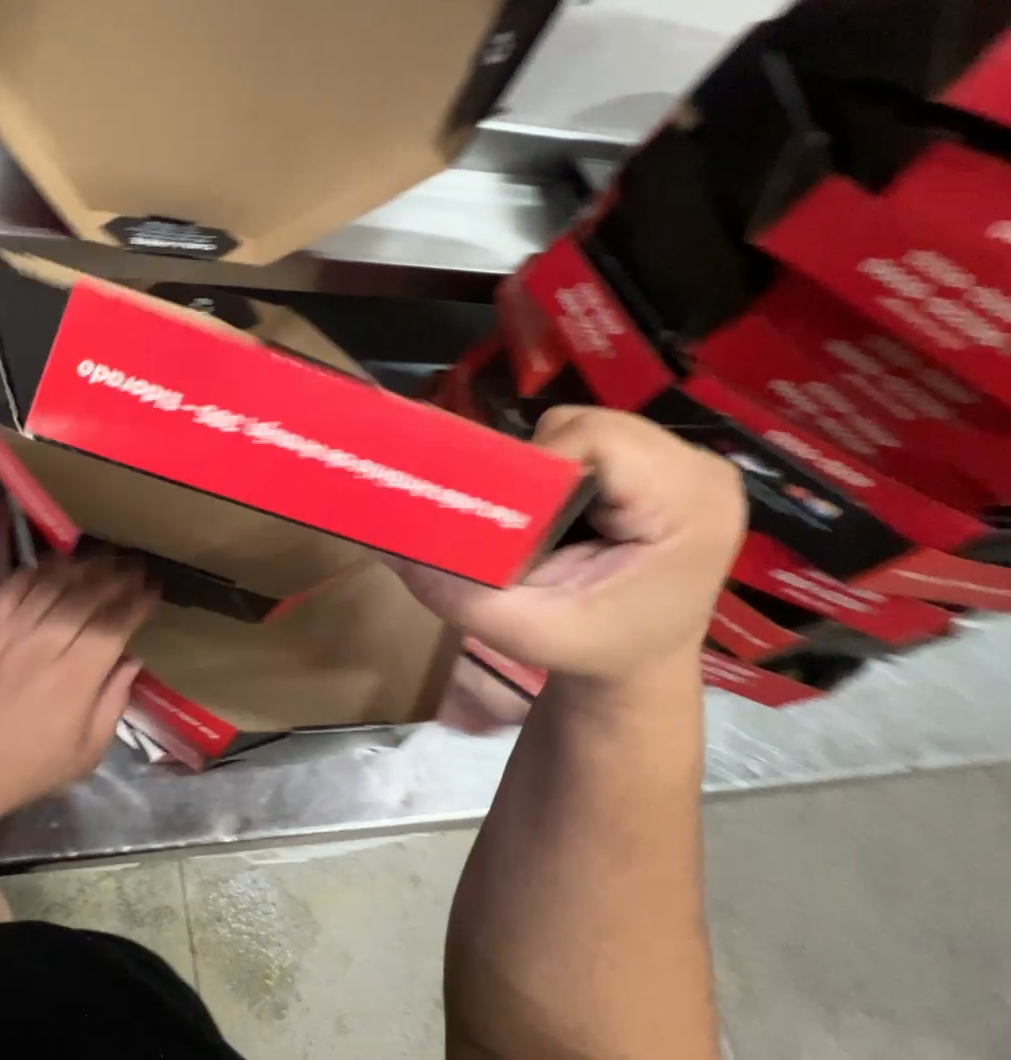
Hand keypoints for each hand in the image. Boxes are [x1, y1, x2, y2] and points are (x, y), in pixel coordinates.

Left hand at [0, 559, 157, 818]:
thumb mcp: (88, 752)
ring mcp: (12, 634)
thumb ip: (114, 702)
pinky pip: (12, 590)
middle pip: (85, 597)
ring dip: (79, 568)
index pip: (113, 625)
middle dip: (115, 577)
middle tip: (134, 566)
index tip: (153, 589)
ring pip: (51, 586)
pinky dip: (33, 572)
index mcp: (75, 679)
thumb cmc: (31, 766)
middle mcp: (45, 646)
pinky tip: (50, 564)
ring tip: (101, 559)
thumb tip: (131, 661)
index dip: (136, 603)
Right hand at [390, 406, 745, 689]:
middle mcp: (702, 472)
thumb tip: (385, 541)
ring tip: (535, 514)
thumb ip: (452, 588)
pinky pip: (596, 436)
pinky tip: (558, 507)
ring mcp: (693, 464)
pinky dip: (560, 464)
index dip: (535, 465)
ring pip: (588, 424)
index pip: (599, 440)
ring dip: (544, 464)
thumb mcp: (514, 629)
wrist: (639, 663)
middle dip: (536, 465)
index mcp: (686, 509)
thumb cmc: (588, 649)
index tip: (504, 512)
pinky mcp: (672, 463)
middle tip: (511, 515)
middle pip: (592, 425)